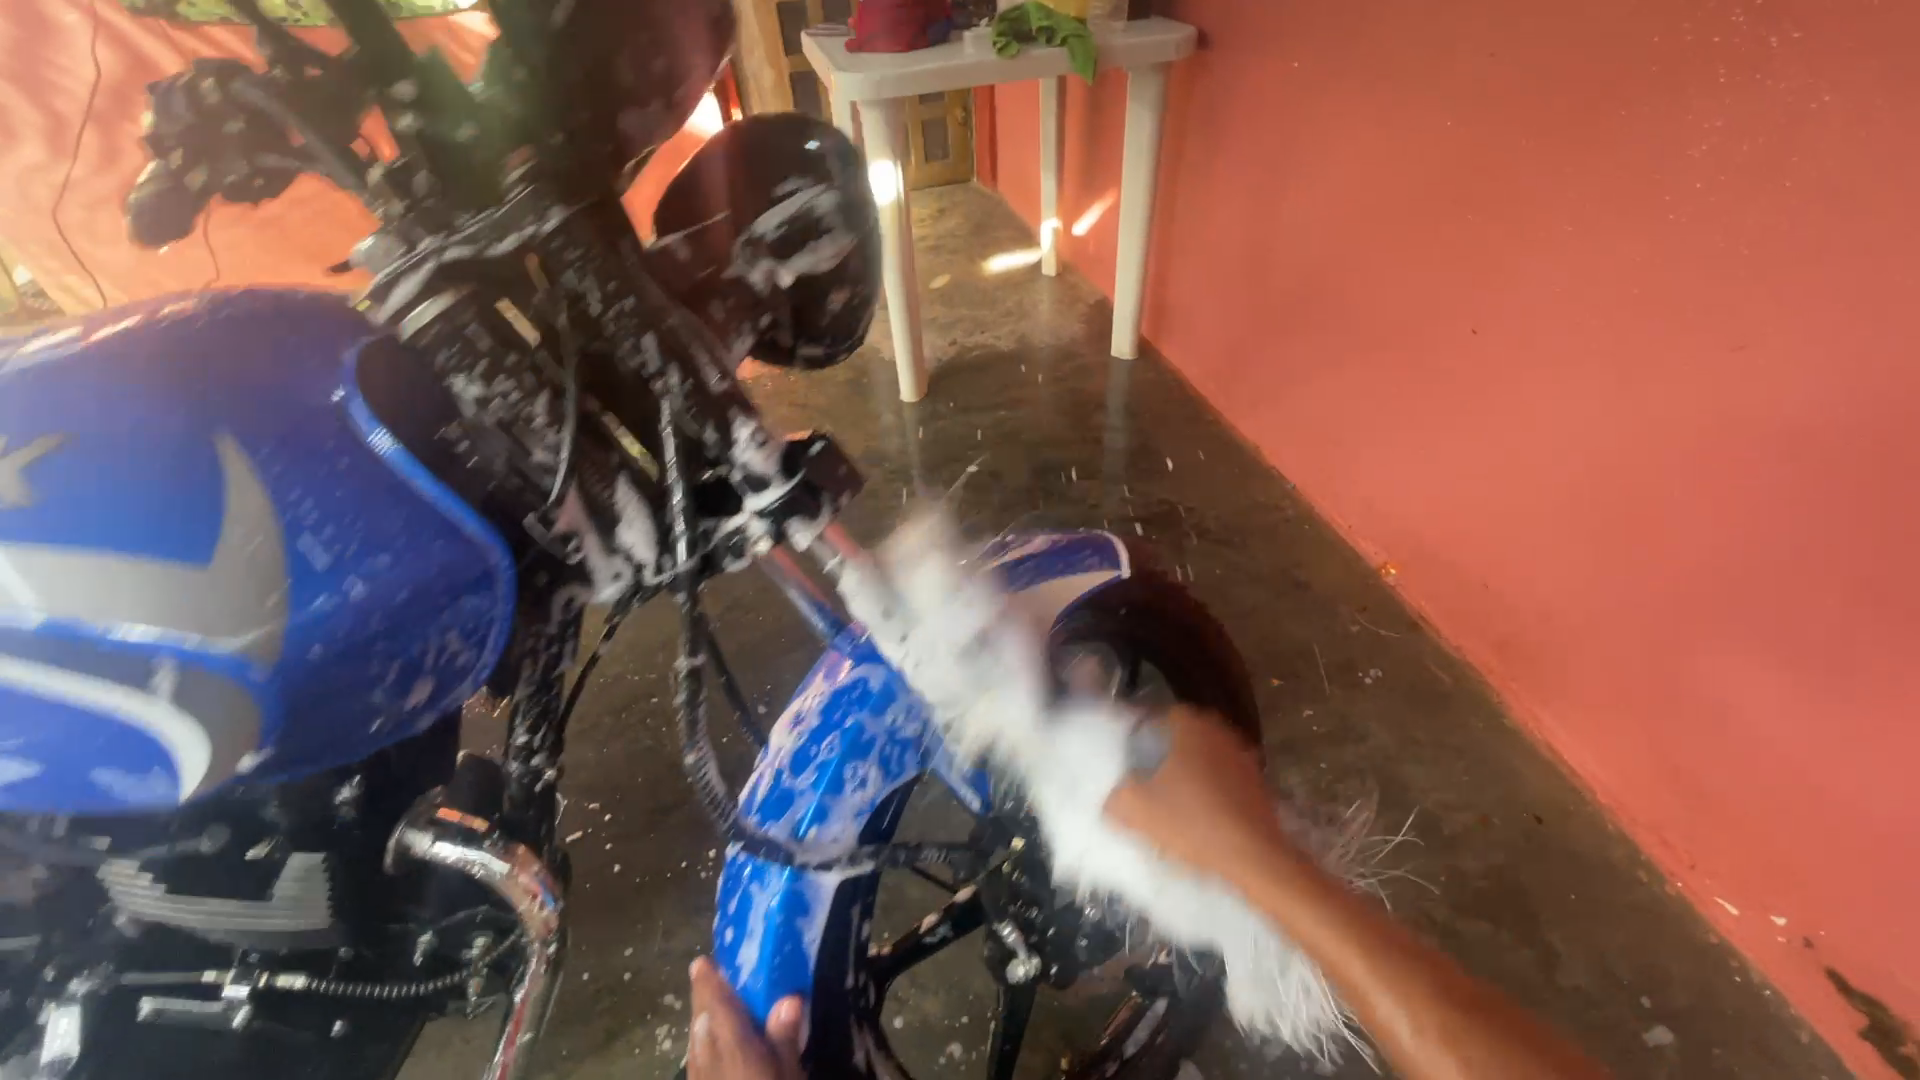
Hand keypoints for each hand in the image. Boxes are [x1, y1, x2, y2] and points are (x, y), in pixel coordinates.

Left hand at [687, 957, 803, 1079]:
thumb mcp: (788, 1072)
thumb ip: (786, 1037)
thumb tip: (791, 998)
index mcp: (733, 1044)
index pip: (716, 1005)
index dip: (707, 981)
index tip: (702, 961)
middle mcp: (709, 1055)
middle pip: (701, 1018)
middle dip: (703, 995)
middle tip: (710, 974)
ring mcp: (699, 1073)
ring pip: (695, 1037)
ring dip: (701, 1016)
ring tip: (710, 1003)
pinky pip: (695, 1054)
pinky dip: (701, 1038)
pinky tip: (711, 1041)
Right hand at [1102, 705, 1304, 890]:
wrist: (1254, 858)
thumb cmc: (1192, 822)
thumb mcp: (1137, 810)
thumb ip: (1116, 796)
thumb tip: (1114, 795)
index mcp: (1192, 727)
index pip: (1163, 714)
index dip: (1145, 729)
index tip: (1132, 750)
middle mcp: (1221, 733)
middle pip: (1188, 734)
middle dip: (1169, 749)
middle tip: (1150, 772)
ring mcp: (1245, 758)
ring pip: (1209, 756)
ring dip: (1193, 769)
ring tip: (1175, 795)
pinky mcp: (1260, 785)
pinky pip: (1227, 778)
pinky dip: (1213, 789)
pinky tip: (1202, 813)